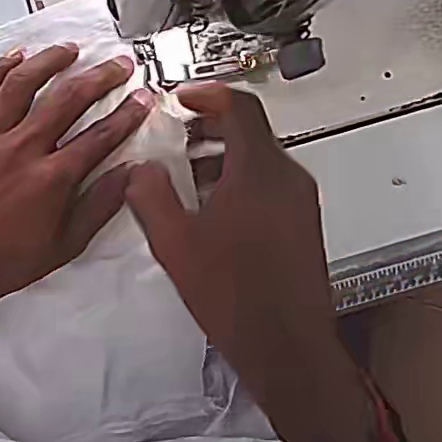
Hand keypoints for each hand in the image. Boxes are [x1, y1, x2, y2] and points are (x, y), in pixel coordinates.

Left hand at [0, 43, 151, 356]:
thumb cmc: (3, 261)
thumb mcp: (64, 244)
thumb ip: (99, 205)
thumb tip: (129, 175)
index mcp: (50, 179)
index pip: (100, 135)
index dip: (128, 114)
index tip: (143, 99)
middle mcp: (20, 151)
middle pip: (67, 99)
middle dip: (100, 76)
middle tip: (118, 65)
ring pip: (21, 84)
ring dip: (49, 61)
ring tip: (69, 50)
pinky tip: (14, 58)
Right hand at [125, 82, 402, 441]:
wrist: (286, 346)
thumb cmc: (234, 296)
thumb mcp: (174, 242)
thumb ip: (150, 196)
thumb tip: (140, 170)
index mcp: (258, 173)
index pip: (240, 108)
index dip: (208, 94)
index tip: (183, 97)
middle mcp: (287, 179)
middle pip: (251, 131)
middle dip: (210, 126)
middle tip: (177, 134)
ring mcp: (299, 202)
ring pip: (259, 159)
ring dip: (222, 156)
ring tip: (186, 173)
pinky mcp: (301, 224)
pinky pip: (268, 184)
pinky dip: (238, 179)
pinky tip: (210, 208)